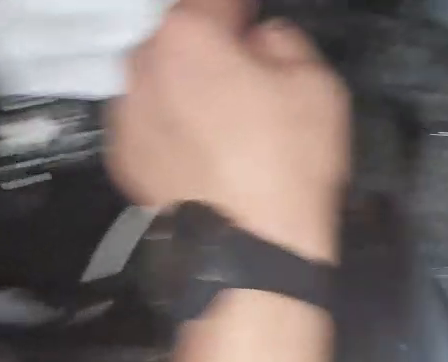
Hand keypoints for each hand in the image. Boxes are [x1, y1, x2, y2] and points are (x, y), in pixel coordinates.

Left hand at [106, 0, 348, 260]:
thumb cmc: (292, 166)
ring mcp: (125, 113)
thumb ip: (291, 46)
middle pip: (180, 46)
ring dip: (187, 99)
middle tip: (247, 96)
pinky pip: (153, 134)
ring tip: (224, 137)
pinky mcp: (124, 161)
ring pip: (161, 89)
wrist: (255, 251)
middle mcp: (141, 62)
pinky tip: (205, 166)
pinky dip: (174, 141)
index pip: (217, 1)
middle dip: (211, 60)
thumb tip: (264, 41)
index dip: (244, 14)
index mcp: (189, 34)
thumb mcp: (323, 91)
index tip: (258, 28)